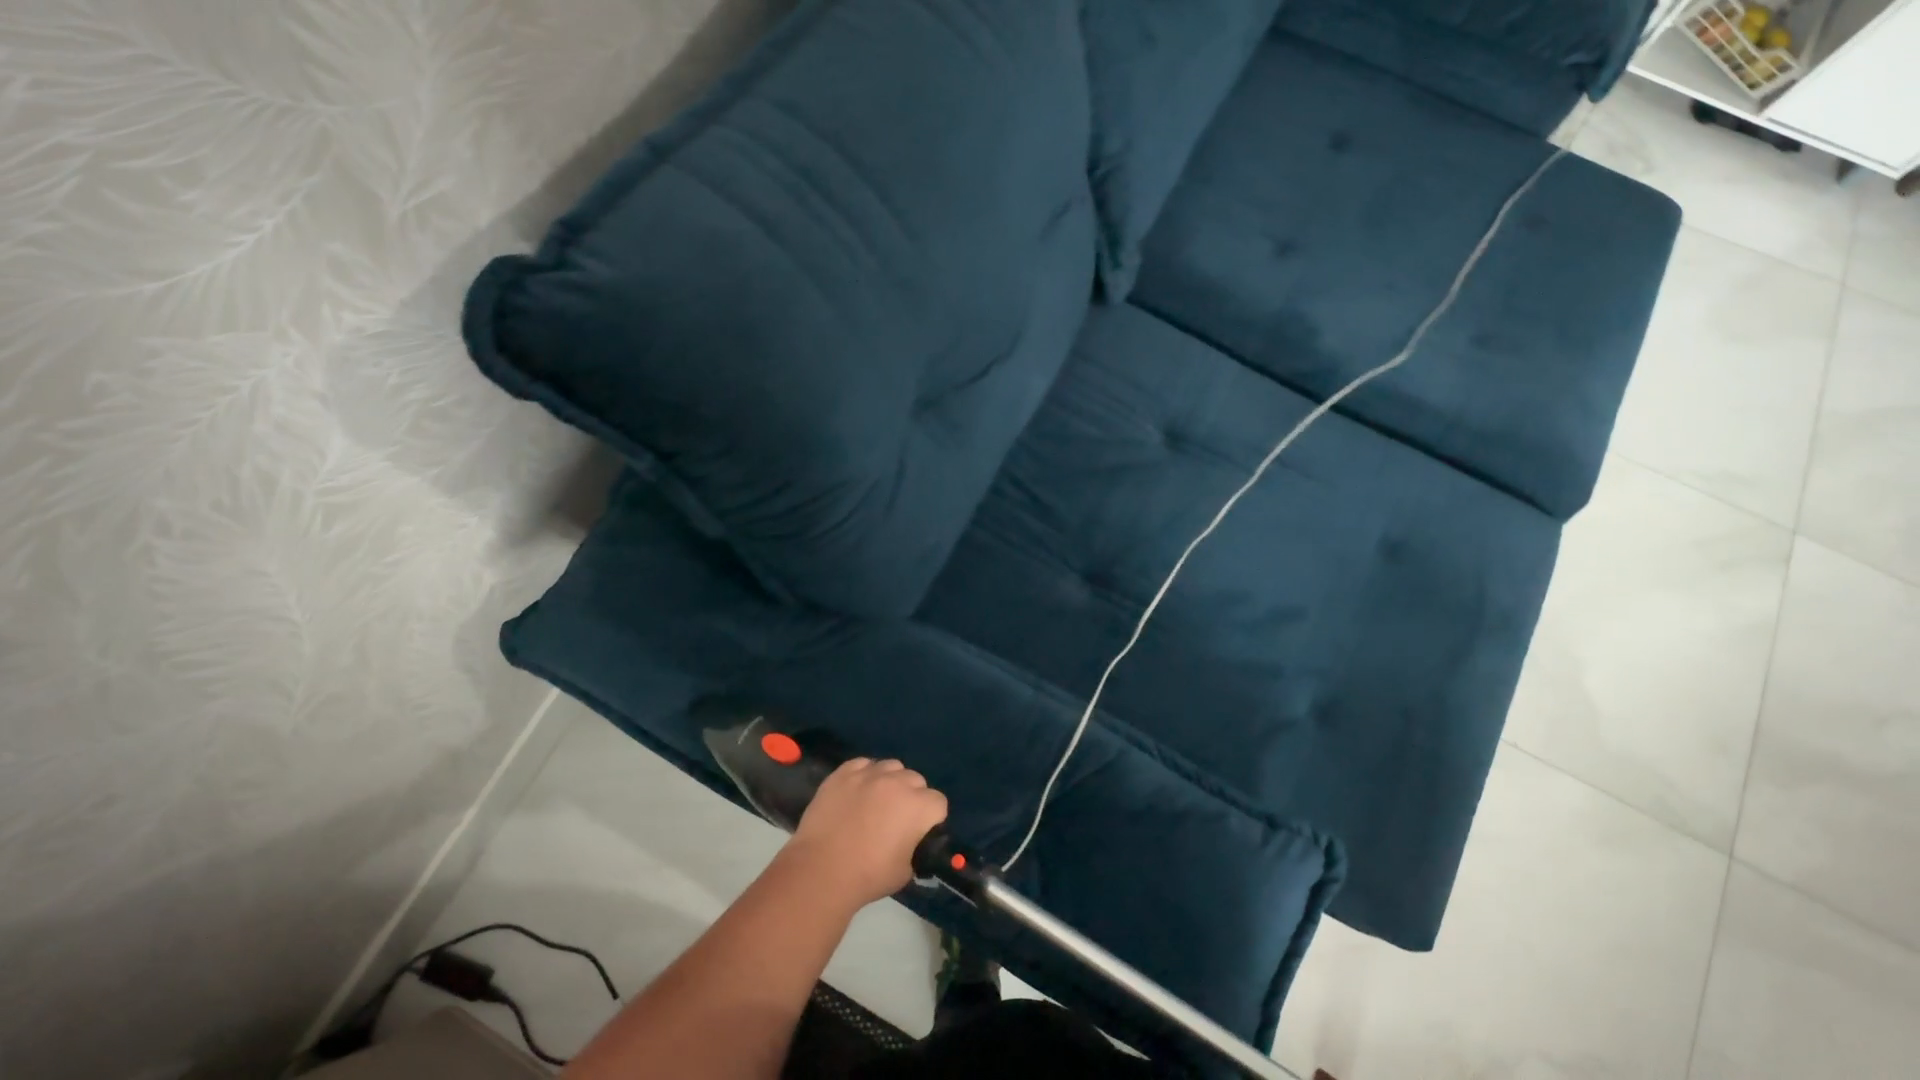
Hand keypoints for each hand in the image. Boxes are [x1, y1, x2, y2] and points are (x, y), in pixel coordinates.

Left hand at [783, 758, 948, 907]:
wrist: (822, 870)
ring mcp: (868, 774)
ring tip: (877, 801)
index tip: (919, 832)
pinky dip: (864, 775)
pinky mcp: (843, 774)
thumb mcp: (906, 870)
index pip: (938, 803)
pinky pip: (862, 764)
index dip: (930, 819)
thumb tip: (908, 843)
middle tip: (897, 818)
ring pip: (890, 767)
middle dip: (912, 796)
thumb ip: (914, 848)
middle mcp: (898, 783)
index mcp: (919, 807)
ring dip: (890, 781)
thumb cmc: (869, 875)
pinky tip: (856, 791)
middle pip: (916, 780)